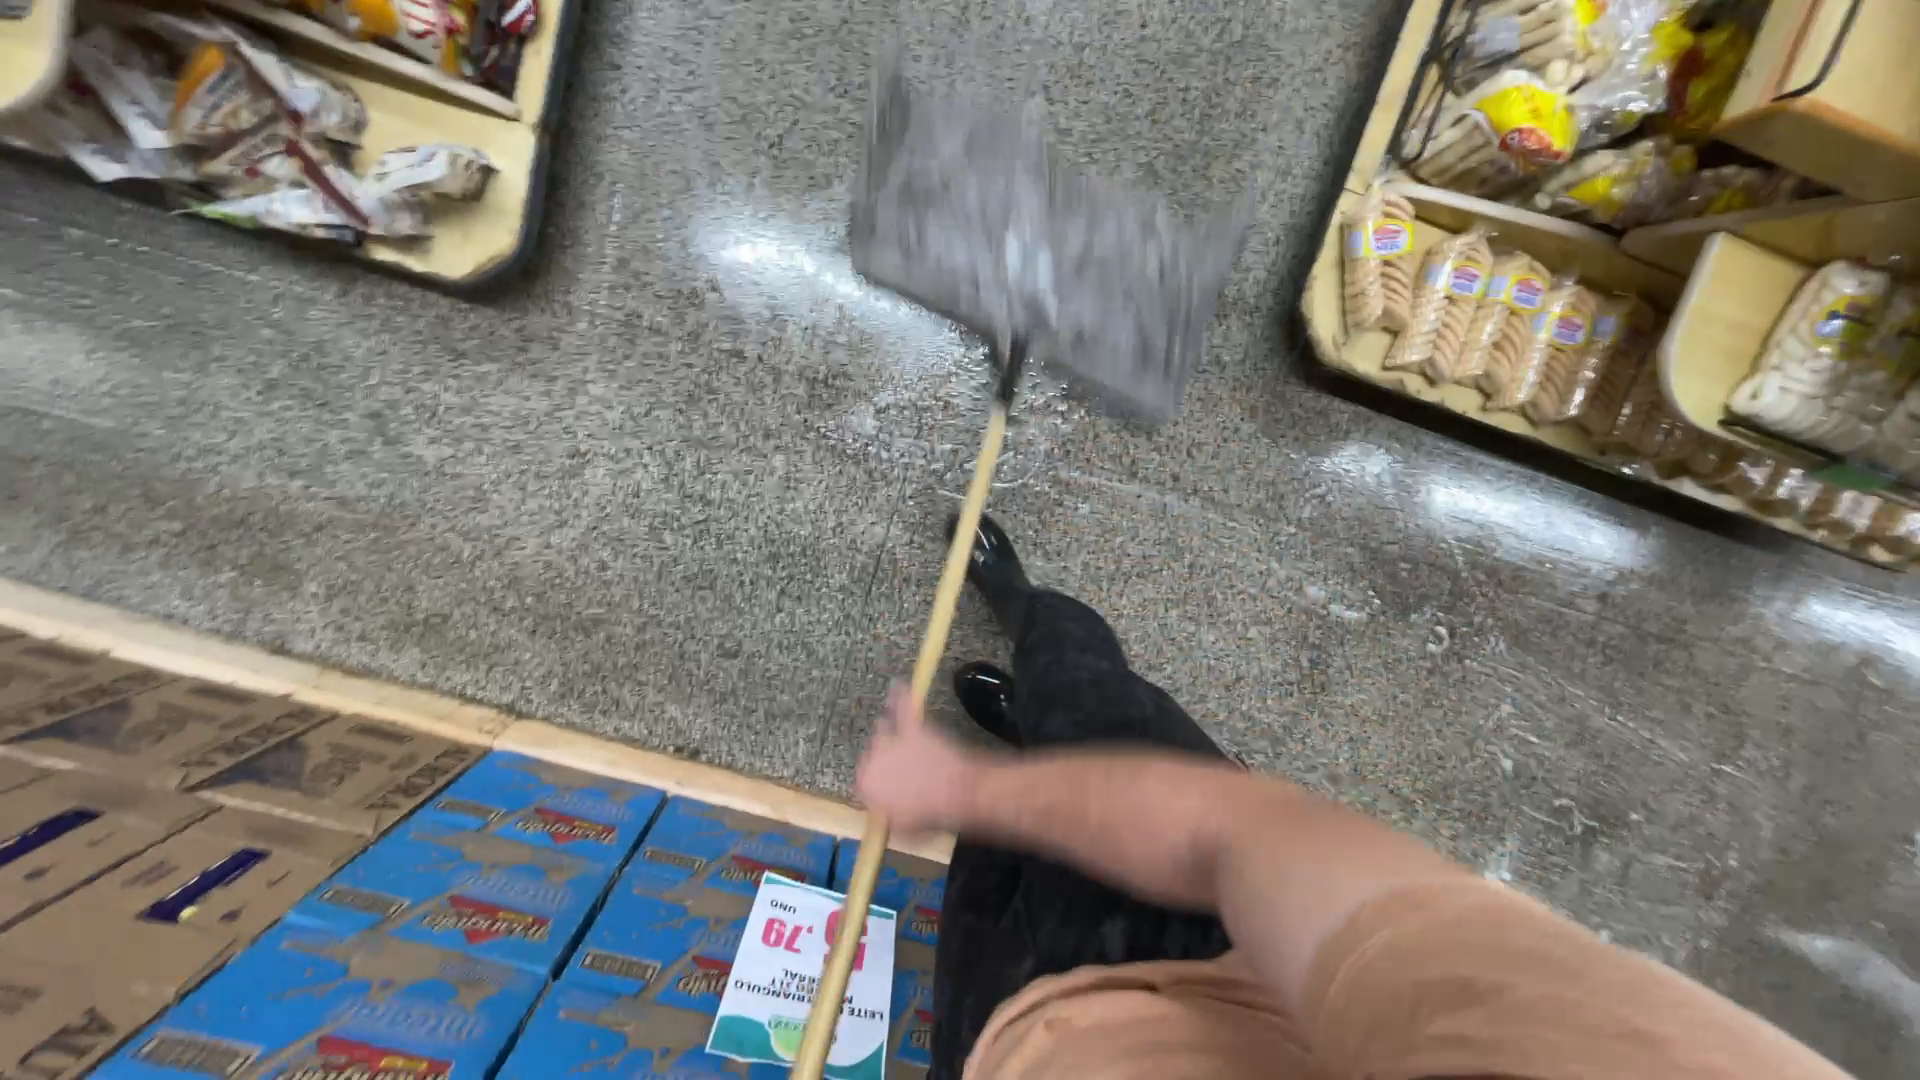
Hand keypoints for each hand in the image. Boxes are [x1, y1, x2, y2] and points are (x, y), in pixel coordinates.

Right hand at [855, 680, 984, 833]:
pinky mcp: (912, 727)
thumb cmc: (930, 815)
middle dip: (884, 759)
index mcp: (866, 787)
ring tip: (895, 734)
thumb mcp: (904, 826)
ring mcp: (892, 740)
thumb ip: (889, 813)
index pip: (863, 782)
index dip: (878, 783)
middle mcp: (872, 760)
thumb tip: (886, 809)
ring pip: (883, 731)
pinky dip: (900, 695)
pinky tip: (898, 685)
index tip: (888, 786)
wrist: (956, 792)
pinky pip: (902, 706)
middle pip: (872, 755)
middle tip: (902, 767)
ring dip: (888, 733)